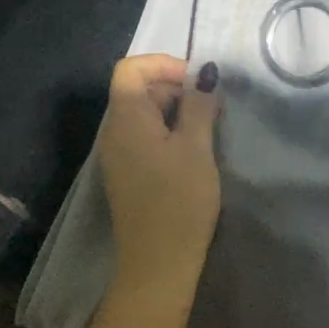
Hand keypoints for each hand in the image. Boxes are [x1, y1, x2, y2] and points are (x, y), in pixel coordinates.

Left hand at [96, 54, 222, 308]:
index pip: (131, 68)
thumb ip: (199, 105)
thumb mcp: (196, 148)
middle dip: (176, 88)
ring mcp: (118, 154)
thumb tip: (204, 73)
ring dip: (177, 112)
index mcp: (125, 118)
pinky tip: (194, 152)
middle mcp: (114, 131)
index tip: (198, 82)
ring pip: (145, 114)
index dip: (164, 64)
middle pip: (139, 89)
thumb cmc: (178, 201)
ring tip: (209, 129)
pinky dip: (169, 133)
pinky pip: (145, 137)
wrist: (158, 264)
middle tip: (214, 107)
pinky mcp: (128, 173)